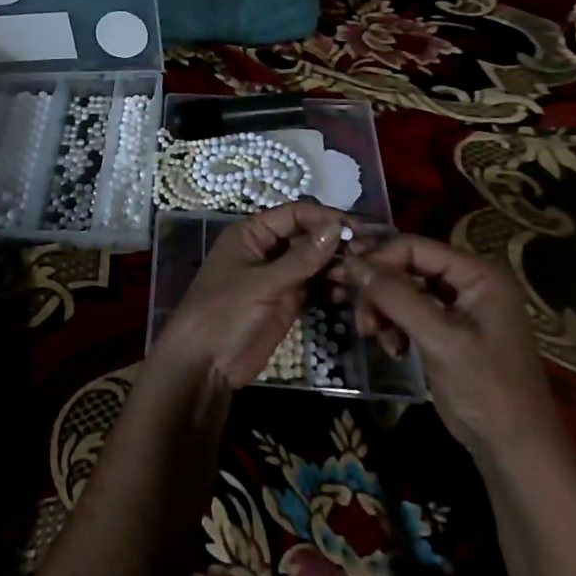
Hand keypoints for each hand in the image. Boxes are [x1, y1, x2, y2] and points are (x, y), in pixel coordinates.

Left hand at [155, 202, 347, 390]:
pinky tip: (347, 294)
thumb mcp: (263, 282)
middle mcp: (266, 249)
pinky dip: (331, 288)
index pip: (294, 214)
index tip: (357, 229)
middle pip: (308, 236)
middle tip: (368, 255)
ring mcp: (277, 276)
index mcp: (251, 233)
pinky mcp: (287, 301)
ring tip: (361, 276)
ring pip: (315, 262)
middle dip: (336, 243)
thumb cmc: (225, 311)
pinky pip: (315, 286)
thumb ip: (301, 258)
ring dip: (337, 266)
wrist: (206, 361)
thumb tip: (337, 228)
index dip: (325, 218)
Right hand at [334, 235, 564, 462]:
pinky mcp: (445, 331)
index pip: (414, 247)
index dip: (378, 260)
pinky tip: (392, 349)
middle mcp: (469, 283)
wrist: (514, 448)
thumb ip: (395, 296)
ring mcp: (457, 308)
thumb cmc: (486, 389)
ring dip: (380, 311)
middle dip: (376, 290)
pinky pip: (406, 313)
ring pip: (400, 290)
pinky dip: (391, 327)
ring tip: (373, 337)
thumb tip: (352, 262)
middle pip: (404, 267)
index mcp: (479, 275)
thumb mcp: (439, 339)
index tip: (346, 283)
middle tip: (359, 318)